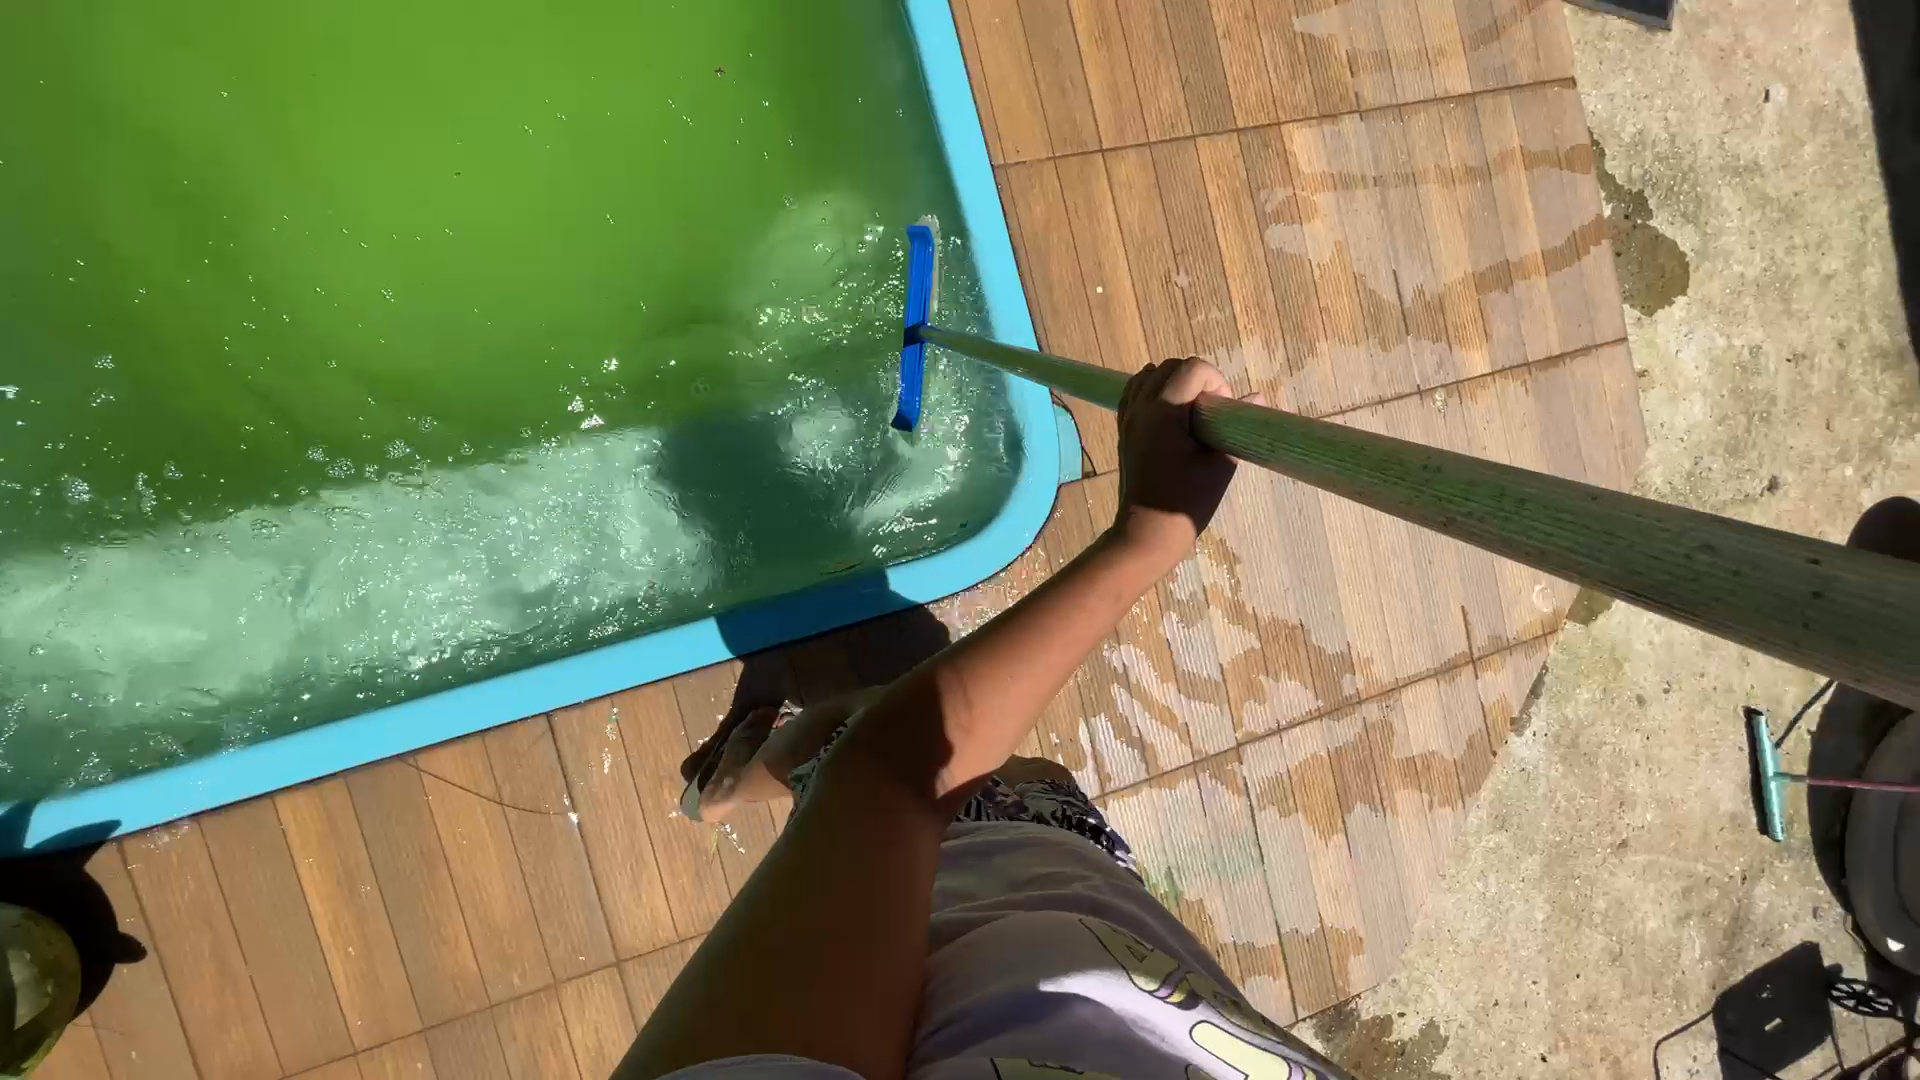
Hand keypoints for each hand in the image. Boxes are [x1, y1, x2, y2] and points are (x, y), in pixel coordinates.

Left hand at [1112, 357, 1260, 563]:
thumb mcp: (1219, 464)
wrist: (1146, 532)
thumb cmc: (1186, 501)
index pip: (1192, 368)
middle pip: (1169, 366)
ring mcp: (1127, 419)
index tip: (1222, 412)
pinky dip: (1152, 393)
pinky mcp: (1122, 431)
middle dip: (1196, 379)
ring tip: (1190, 413)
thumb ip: (1236, 426)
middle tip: (1210, 413)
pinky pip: (1134, 395)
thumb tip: (1256, 397)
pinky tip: (1169, 415)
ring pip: (1148, 376)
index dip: (1215, 382)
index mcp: (1163, 412)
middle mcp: (1140, 408)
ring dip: (1172, 383)